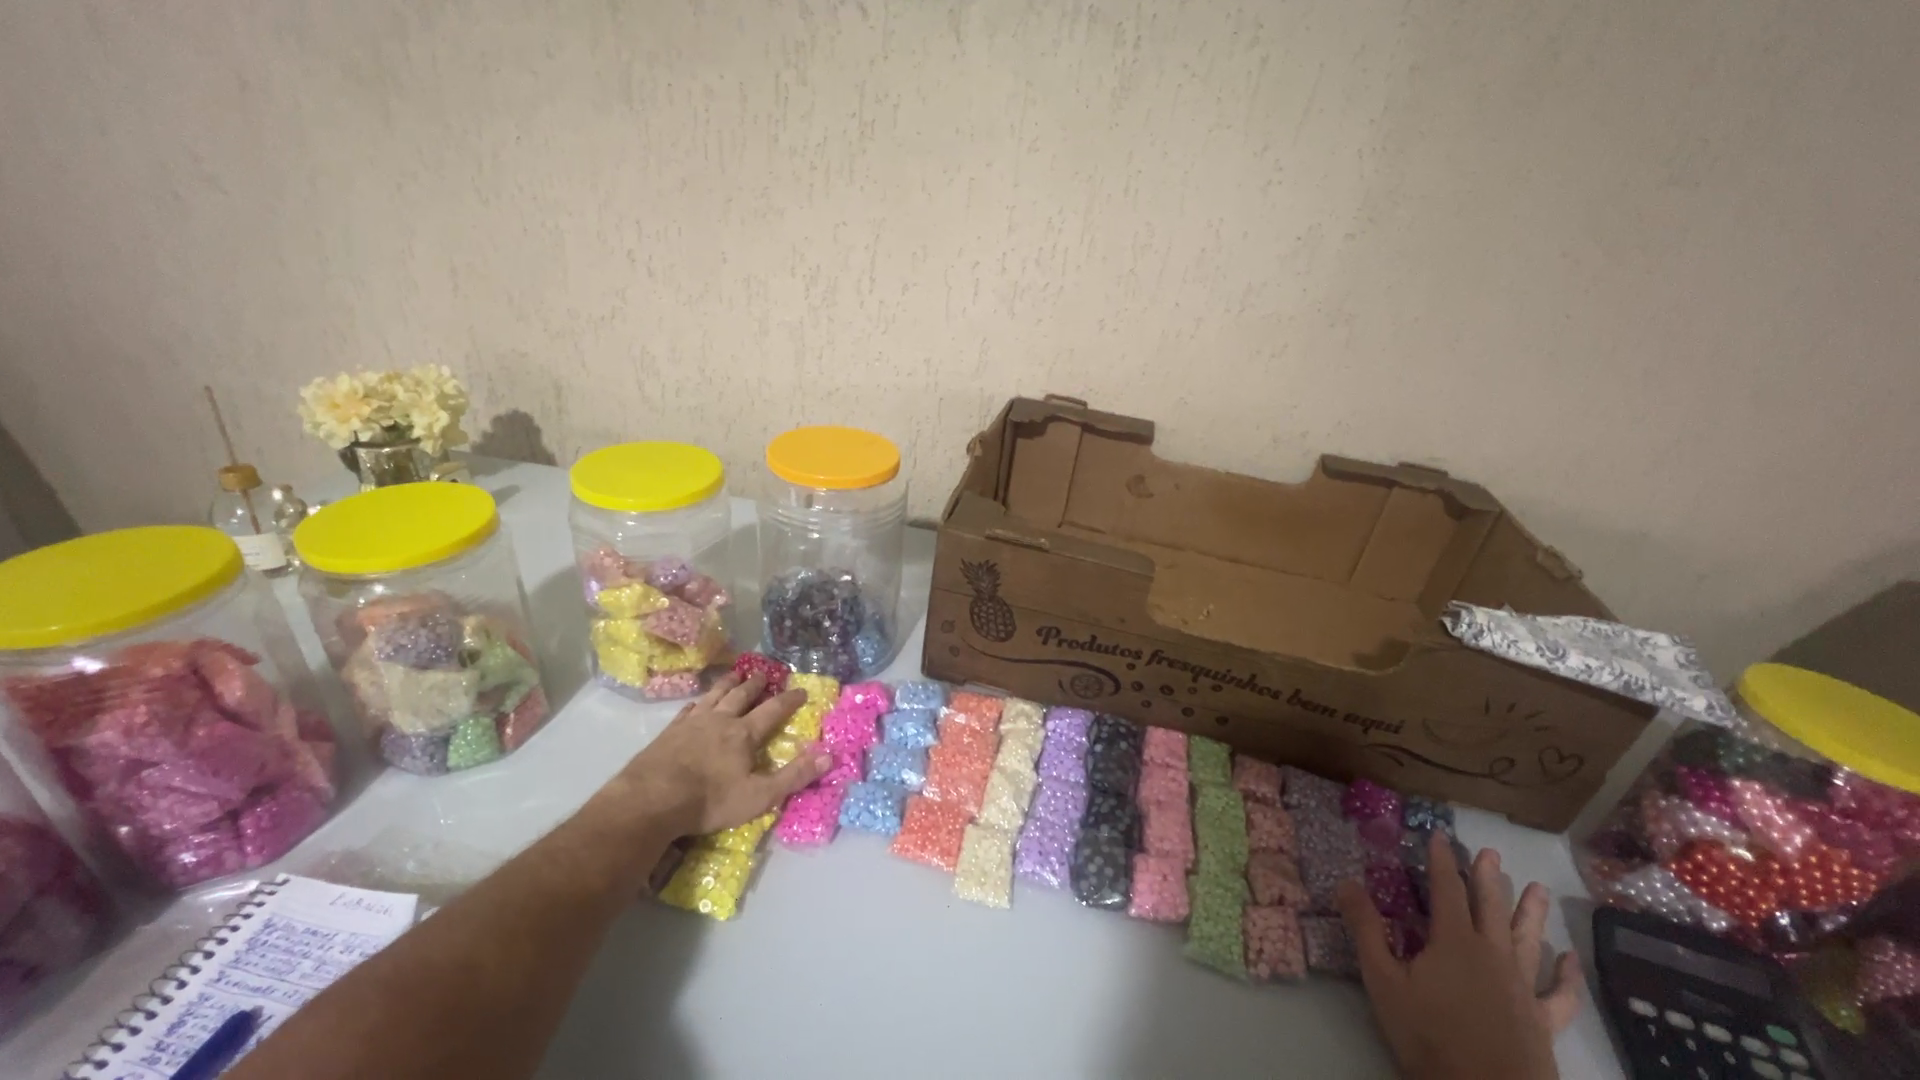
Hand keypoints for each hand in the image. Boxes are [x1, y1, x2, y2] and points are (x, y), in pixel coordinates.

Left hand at [600, 672, 828, 838]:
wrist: (651, 800)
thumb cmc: (709, 801)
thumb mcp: (760, 796)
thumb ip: (794, 776)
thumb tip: (829, 755)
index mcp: (744, 734)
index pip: (773, 710)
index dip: (789, 700)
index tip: (801, 689)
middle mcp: (720, 720)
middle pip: (741, 695)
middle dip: (755, 684)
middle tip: (764, 674)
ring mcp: (691, 724)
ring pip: (714, 696)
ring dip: (727, 684)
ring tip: (735, 674)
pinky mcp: (669, 733)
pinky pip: (688, 710)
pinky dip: (698, 703)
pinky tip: (696, 703)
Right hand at [1338, 832, 1582, 1079]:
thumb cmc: (1429, 1035)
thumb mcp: (1383, 981)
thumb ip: (1366, 930)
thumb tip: (1347, 882)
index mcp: (1454, 941)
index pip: (1446, 890)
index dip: (1442, 862)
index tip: (1440, 836)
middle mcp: (1492, 954)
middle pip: (1489, 907)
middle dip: (1487, 877)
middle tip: (1489, 851)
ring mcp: (1521, 986)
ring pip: (1526, 939)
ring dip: (1530, 912)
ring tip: (1535, 888)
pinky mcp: (1542, 1019)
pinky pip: (1559, 993)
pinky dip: (1567, 976)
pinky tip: (1570, 960)